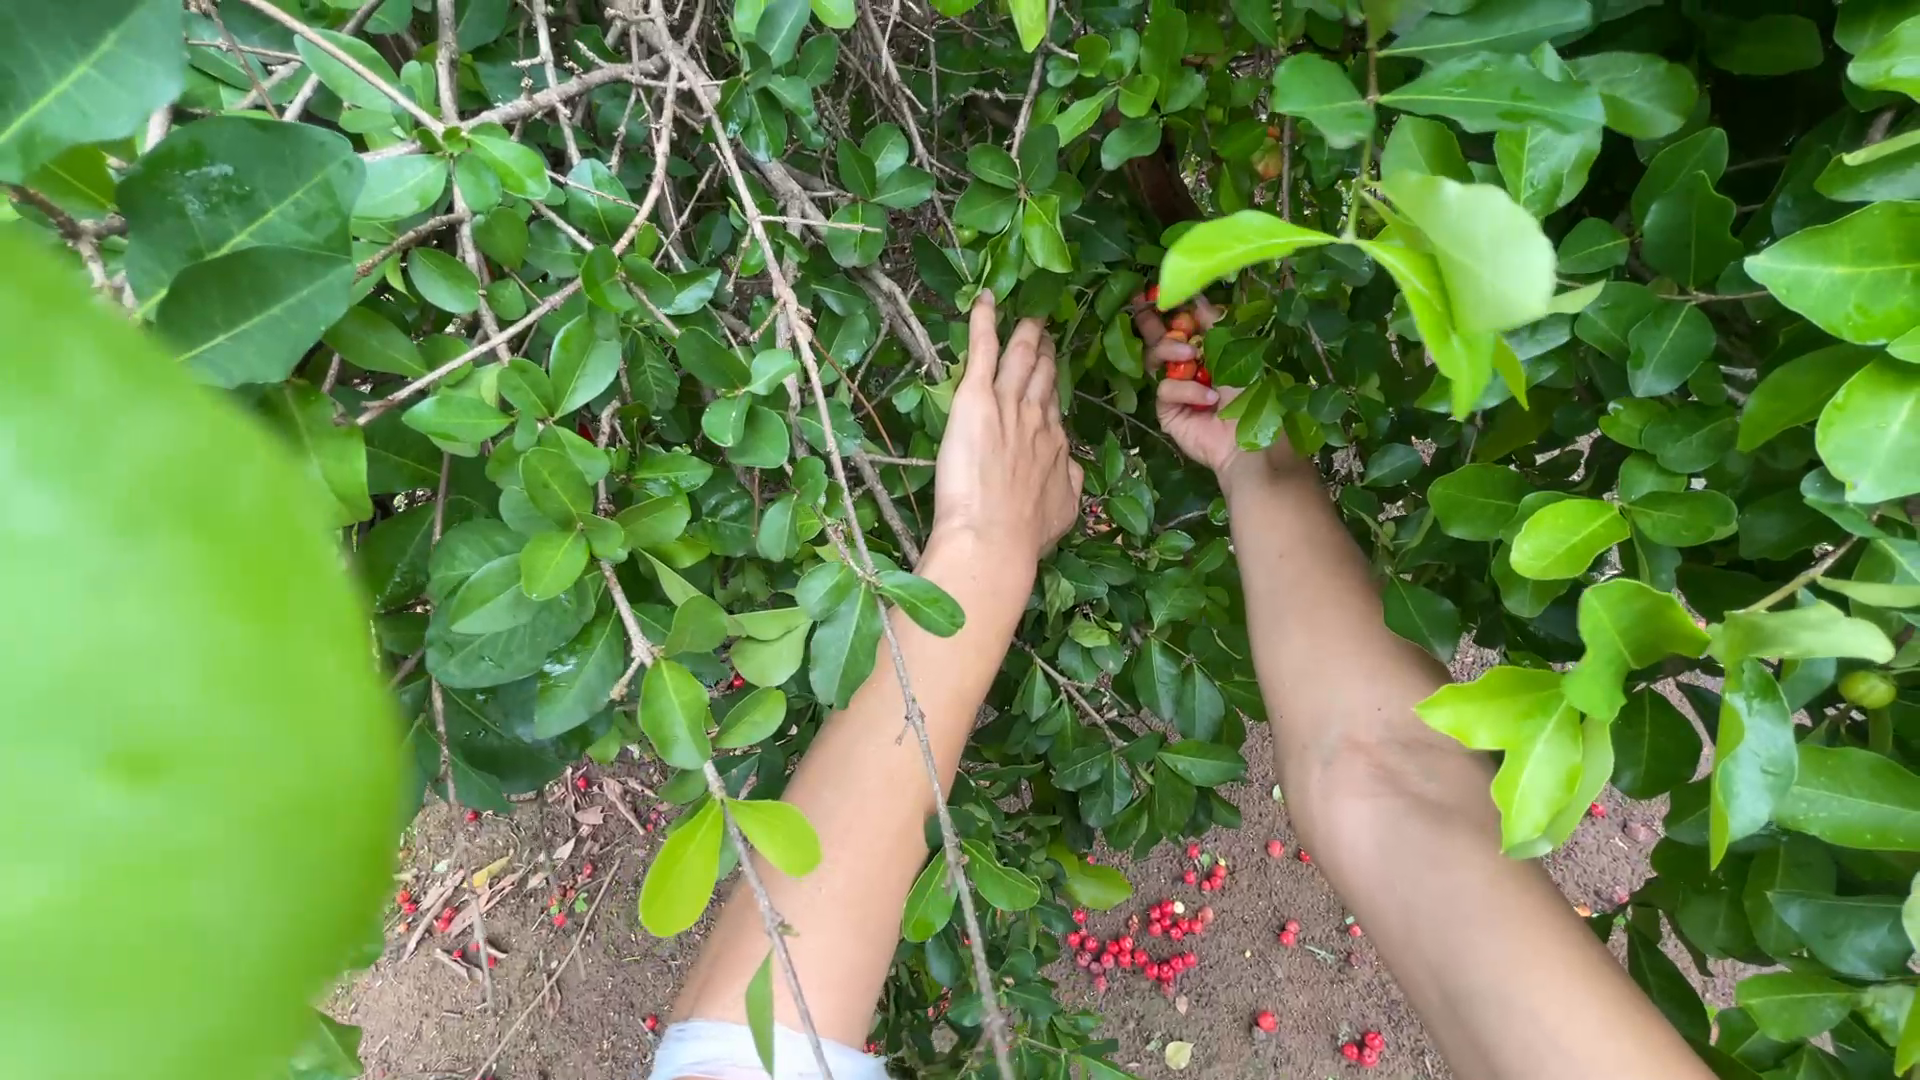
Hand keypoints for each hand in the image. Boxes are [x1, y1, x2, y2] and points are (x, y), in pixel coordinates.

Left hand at [932, 293, 1084, 562]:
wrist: (995, 535)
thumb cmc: (1024, 534)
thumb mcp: (1062, 512)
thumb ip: (1068, 485)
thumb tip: (1070, 469)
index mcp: (1053, 444)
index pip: (1051, 406)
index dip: (1050, 386)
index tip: (1049, 374)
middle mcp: (1035, 417)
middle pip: (1041, 376)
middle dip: (1043, 352)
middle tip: (1043, 332)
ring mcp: (1007, 403)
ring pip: (1019, 357)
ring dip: (1023, 334)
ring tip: (1027, 317)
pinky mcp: (977, 398)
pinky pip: (983, 350)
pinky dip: (983, 322)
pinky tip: (983, 301)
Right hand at [1132, 296, 1241, 474]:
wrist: (1249, 440)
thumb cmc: (1253, 396)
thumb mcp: (1236, 352)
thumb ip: (1215, 326)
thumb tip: (1198, 299)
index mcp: (1208, 351)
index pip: (1183, 326)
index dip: (1171, 311)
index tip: (1159, 292)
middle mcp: (1189, 368)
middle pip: (1160, 341)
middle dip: (1151, 323)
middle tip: (1142, 304)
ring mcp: (1176, 389)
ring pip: (1155, 360)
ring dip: (1171, 352)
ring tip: (1191, 357)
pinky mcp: (1167, 410)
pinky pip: (1165, 388)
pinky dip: (1186, 390)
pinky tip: (1207, 399)